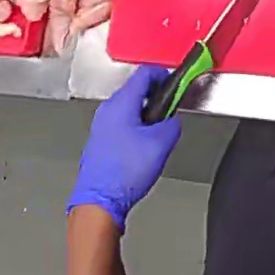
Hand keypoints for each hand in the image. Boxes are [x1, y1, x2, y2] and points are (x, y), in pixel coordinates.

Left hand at [68, 65, 182, 229]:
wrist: (100, 200)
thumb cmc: (125, 172)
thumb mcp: (161, 143)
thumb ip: (173, 123)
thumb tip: (173, 120)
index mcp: (122, 103)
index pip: (144, 73)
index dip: (163, 74)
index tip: (175, 81)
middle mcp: (108, 110)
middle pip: (135, 90)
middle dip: (156, 96)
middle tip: (171, 109)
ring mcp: (101, 125)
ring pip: (128, 108)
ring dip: (146, 113)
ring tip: (159, 131)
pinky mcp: (100, 140)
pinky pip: (120, 123)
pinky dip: (135, 126)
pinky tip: (143, 145)